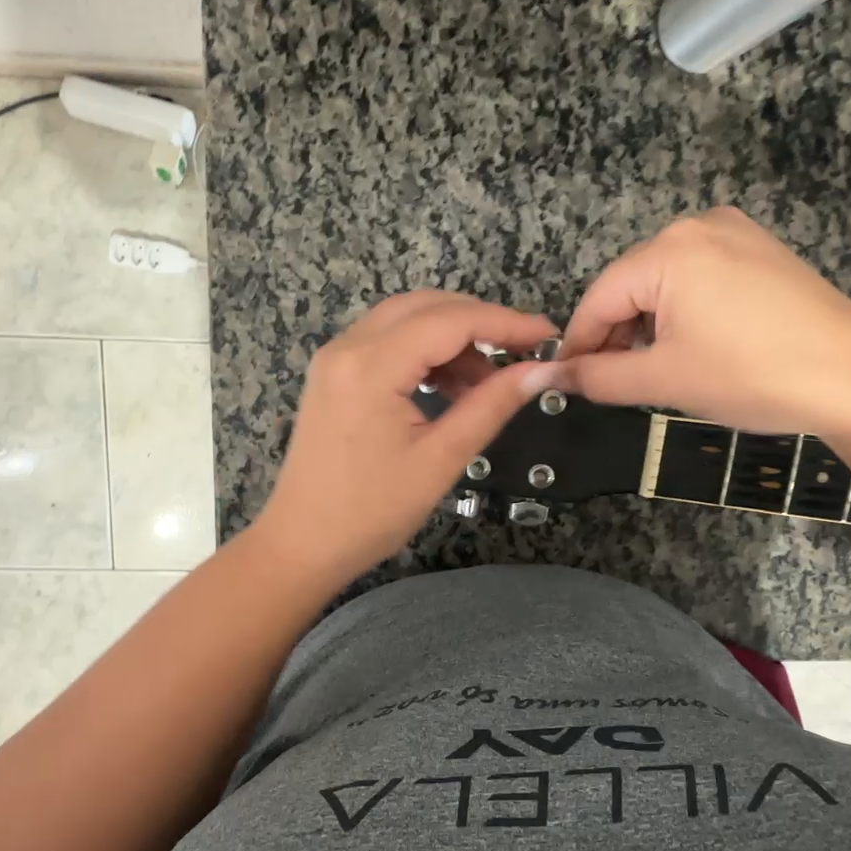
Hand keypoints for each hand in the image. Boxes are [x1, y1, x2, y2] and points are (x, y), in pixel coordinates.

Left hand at [255, 291, 557, 579]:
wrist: (303, 543)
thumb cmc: (371, 511)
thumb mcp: (440, 459)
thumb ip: (490, 405)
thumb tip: (540, 370)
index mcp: (371, 366)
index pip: (450, 320)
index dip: (505, 321)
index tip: (547, 336)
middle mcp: (348, 347)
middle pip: (425, 306)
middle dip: (479, 321)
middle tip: (522, 353)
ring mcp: (335, 358)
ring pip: (405, 319)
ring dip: (451, 337)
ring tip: (486, 381)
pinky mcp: (333, 373)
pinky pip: (386, 340)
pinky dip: (423, 351)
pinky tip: (449, 386)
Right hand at [556, 207, 850, 435]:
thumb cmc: (751, 376)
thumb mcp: (663, 380)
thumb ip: (597, 377)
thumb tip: (549, 378)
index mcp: (668, 251)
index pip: (598, 299)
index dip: (578, 346)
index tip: (564, 382)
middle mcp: (698, 227)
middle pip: (631, 285)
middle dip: (616, 335)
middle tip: (611, 385)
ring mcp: (736, 234)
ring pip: (665, 282)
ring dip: (648, 326)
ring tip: (654, 371)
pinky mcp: (761, 251)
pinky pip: (700, 278)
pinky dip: (683, 312)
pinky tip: (693, 348)